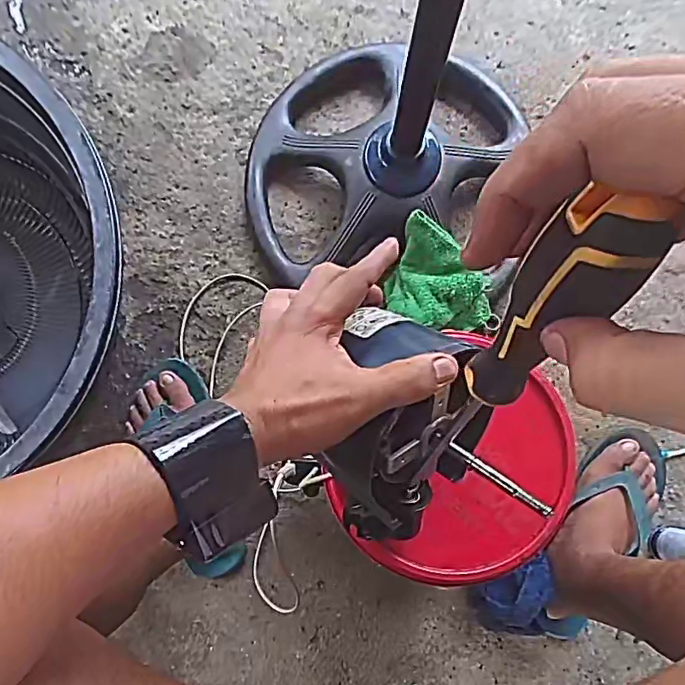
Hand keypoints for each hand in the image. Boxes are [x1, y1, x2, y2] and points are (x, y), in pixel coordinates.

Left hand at [221, 237, 458, 463]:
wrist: (244, 436)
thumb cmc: (291, 414)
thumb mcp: (360, 397)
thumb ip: (404, 380)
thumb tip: (440, 367)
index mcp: (313, 319)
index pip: (351, 278)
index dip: (375, 262)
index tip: (389, 249)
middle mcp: (288, 320)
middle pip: (320, 280)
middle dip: (350, 278)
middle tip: (371, 290)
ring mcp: (270, 338)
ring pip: (292, 298)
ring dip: (316, 296)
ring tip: (335, 309)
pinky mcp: (260, 359)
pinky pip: (277, 326)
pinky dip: (295, 324)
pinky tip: (303, 342)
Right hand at [465, 58, 684, 467]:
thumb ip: (617, 371)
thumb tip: (556, 340)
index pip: (602, 117)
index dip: (521, 184)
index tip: (487, 258)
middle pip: (624, 101)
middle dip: (550, 187)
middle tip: (518, 269)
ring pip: (659, 119)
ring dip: (597, 194)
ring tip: (568, 273)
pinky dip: (648, 200)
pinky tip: (634, 258)